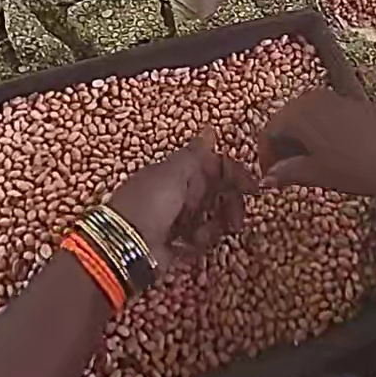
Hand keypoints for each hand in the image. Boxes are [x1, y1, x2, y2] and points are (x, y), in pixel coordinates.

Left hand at [106, 131, 249, 270]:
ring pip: (208, 217)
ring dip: (213, 226)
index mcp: (176, 172)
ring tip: (205, 236)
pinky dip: (198, 243)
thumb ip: (194, 154)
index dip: (233, 175)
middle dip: (228, 204)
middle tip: (236, 220)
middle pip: (214, 193)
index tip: (252, 188)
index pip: (212, 166)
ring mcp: (175, 219)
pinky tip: (192, 246)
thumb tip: (210, 130)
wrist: (123, 247)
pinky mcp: (174, 244)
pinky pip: (197, 240)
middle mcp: (177, 193)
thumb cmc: (149, 204)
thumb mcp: (173, 173)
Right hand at [257, 88, 375, 197]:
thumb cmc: (355, 165)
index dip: (265, 155)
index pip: (268, 131)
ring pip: (303, 116)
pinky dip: (317, 131)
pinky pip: (322, 113)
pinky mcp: (349, 100)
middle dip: (282, 145)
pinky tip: (327, 151)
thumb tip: (266, 178)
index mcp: (297, 113)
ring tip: (306, 164)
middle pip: (285, 120)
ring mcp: (332, 96)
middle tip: (285, 172)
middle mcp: (310, 98)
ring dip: (299, 138)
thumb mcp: (318, 173)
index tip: (269, 176)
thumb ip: (288, 172)